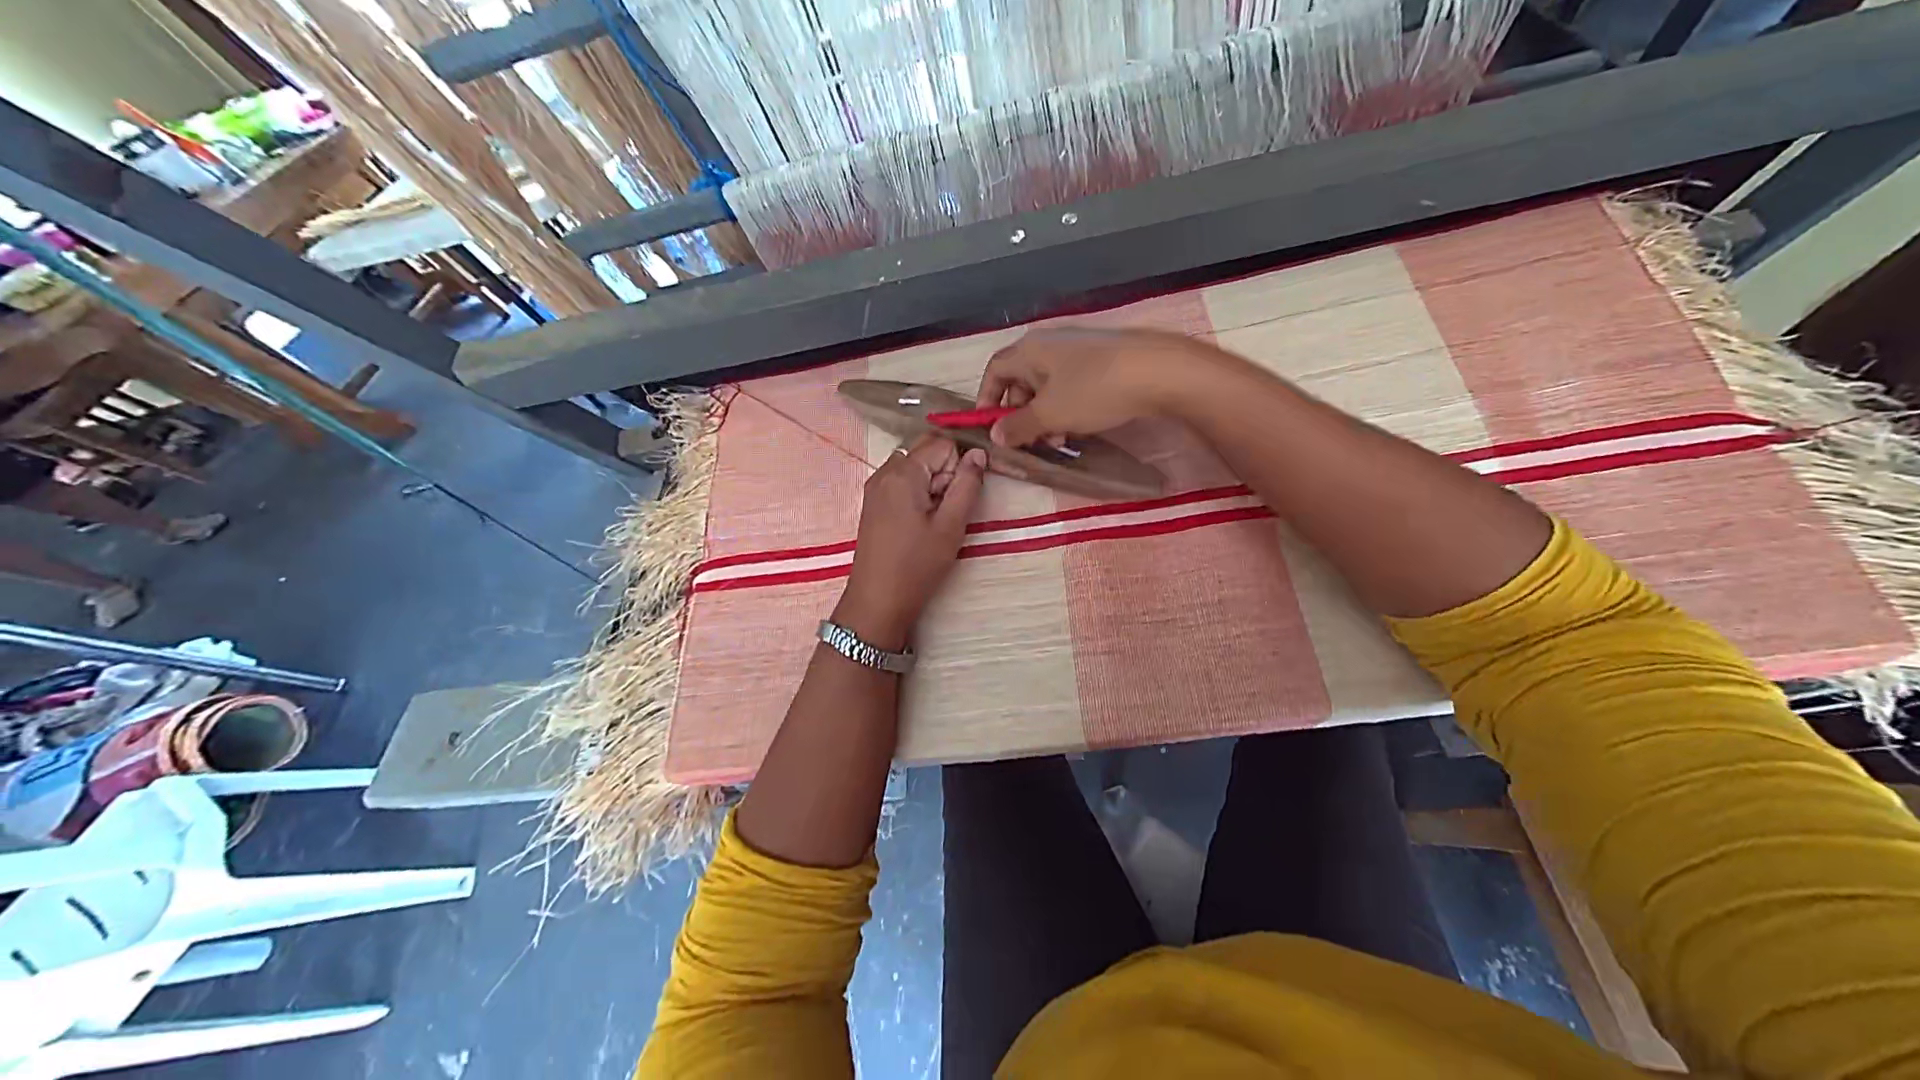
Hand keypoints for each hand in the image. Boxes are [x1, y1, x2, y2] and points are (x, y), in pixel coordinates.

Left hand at [835, 435, 988, 650]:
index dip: (959, 466)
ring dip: (932, 485)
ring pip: (915, 468)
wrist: (877, 600)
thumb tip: (978, 454)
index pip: (943, 444)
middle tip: (947, 511)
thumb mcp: (951, 525)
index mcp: (903, 472)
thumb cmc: (916, 565)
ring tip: (933, 520)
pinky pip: (901, 483)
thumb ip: (968, 485)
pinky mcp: (873, 503)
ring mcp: (875, 487)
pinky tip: (919, 524)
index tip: (959, 498)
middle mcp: (884, 471)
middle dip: (945, 473)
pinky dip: (917, 494)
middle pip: (926, 452)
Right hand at [976, 328, 1235, 446]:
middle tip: (1029, 440)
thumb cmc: (1094, 391)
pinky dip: (1068, 407)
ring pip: (1048, 385)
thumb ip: (1018, 427)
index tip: (990, 428)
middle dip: (1020, 413)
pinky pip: (1072, 384)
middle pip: (1021, 379)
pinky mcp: (1103, 359)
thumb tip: (995, 435)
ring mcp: (1079, 348)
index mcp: (1030, 349)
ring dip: (1045, 415)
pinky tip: (1082, 428)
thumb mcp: (1050, 415)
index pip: (994, 371)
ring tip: (1059, 440)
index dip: (986, 400)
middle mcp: (1050, 342)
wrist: (1159, 372)